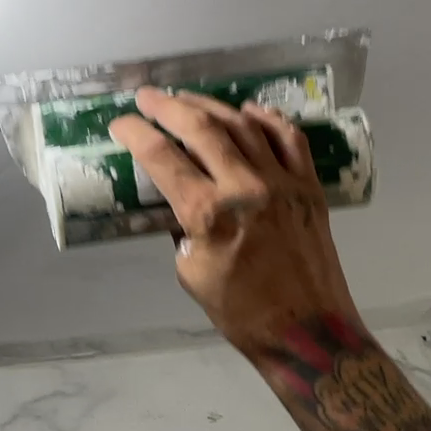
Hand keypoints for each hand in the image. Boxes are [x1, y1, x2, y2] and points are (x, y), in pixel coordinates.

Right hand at [108, 87, 359, 355]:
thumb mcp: (190, 274)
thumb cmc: (241, 312)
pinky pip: (290, 138)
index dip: (135, 133)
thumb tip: (182, 205)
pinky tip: (248, 111)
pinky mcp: (309, 186)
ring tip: (186, 99)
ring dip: (210, 106)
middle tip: (147, 97)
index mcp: (208, 214)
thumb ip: (182, 230)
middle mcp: (245, 187)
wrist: (309, 333)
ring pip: (243, 125)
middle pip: (201, 128)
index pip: (161, 157)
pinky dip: (267, 119)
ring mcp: (282, 182)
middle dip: (167, 106)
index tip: (120, 123)